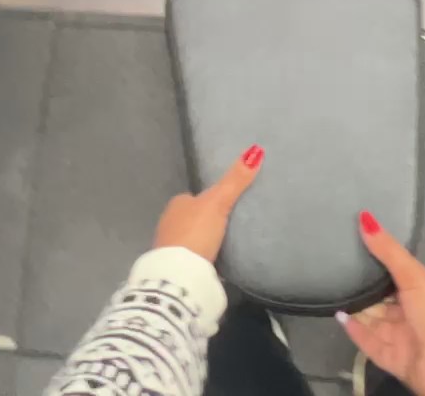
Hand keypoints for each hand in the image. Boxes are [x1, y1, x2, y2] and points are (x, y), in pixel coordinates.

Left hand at [152, 145, 263, 261]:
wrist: (180, 275)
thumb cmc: (196, 231)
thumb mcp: (219, 202)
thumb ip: (235, 180)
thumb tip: (256, 150)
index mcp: (176, 204)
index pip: (193, 198)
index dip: (208, 201)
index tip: (224, 206)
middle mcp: (168, 223)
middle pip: (190, 218)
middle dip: (204, 223)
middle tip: (226, 227)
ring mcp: (168, 248)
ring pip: (189, 239)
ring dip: (201, 242)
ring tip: (223, 246)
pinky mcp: (174, 269)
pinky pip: (190, 259)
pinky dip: (200, 260)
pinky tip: (212, 264)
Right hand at [339, 211, 424, 395]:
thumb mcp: (414, 277)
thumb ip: (388, 251)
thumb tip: (364, 217)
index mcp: (420, 291)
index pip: (394, 273)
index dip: (375, 260)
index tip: (351, 242)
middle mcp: (410, 312)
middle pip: (381, 298)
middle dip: (362, 286)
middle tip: (334, 266)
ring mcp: (401, 337)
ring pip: (373, 319)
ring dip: (356, 308)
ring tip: (332, 288)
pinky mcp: (393, 359)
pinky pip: (369, 343)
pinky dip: (355, 331)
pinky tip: (339, 316)